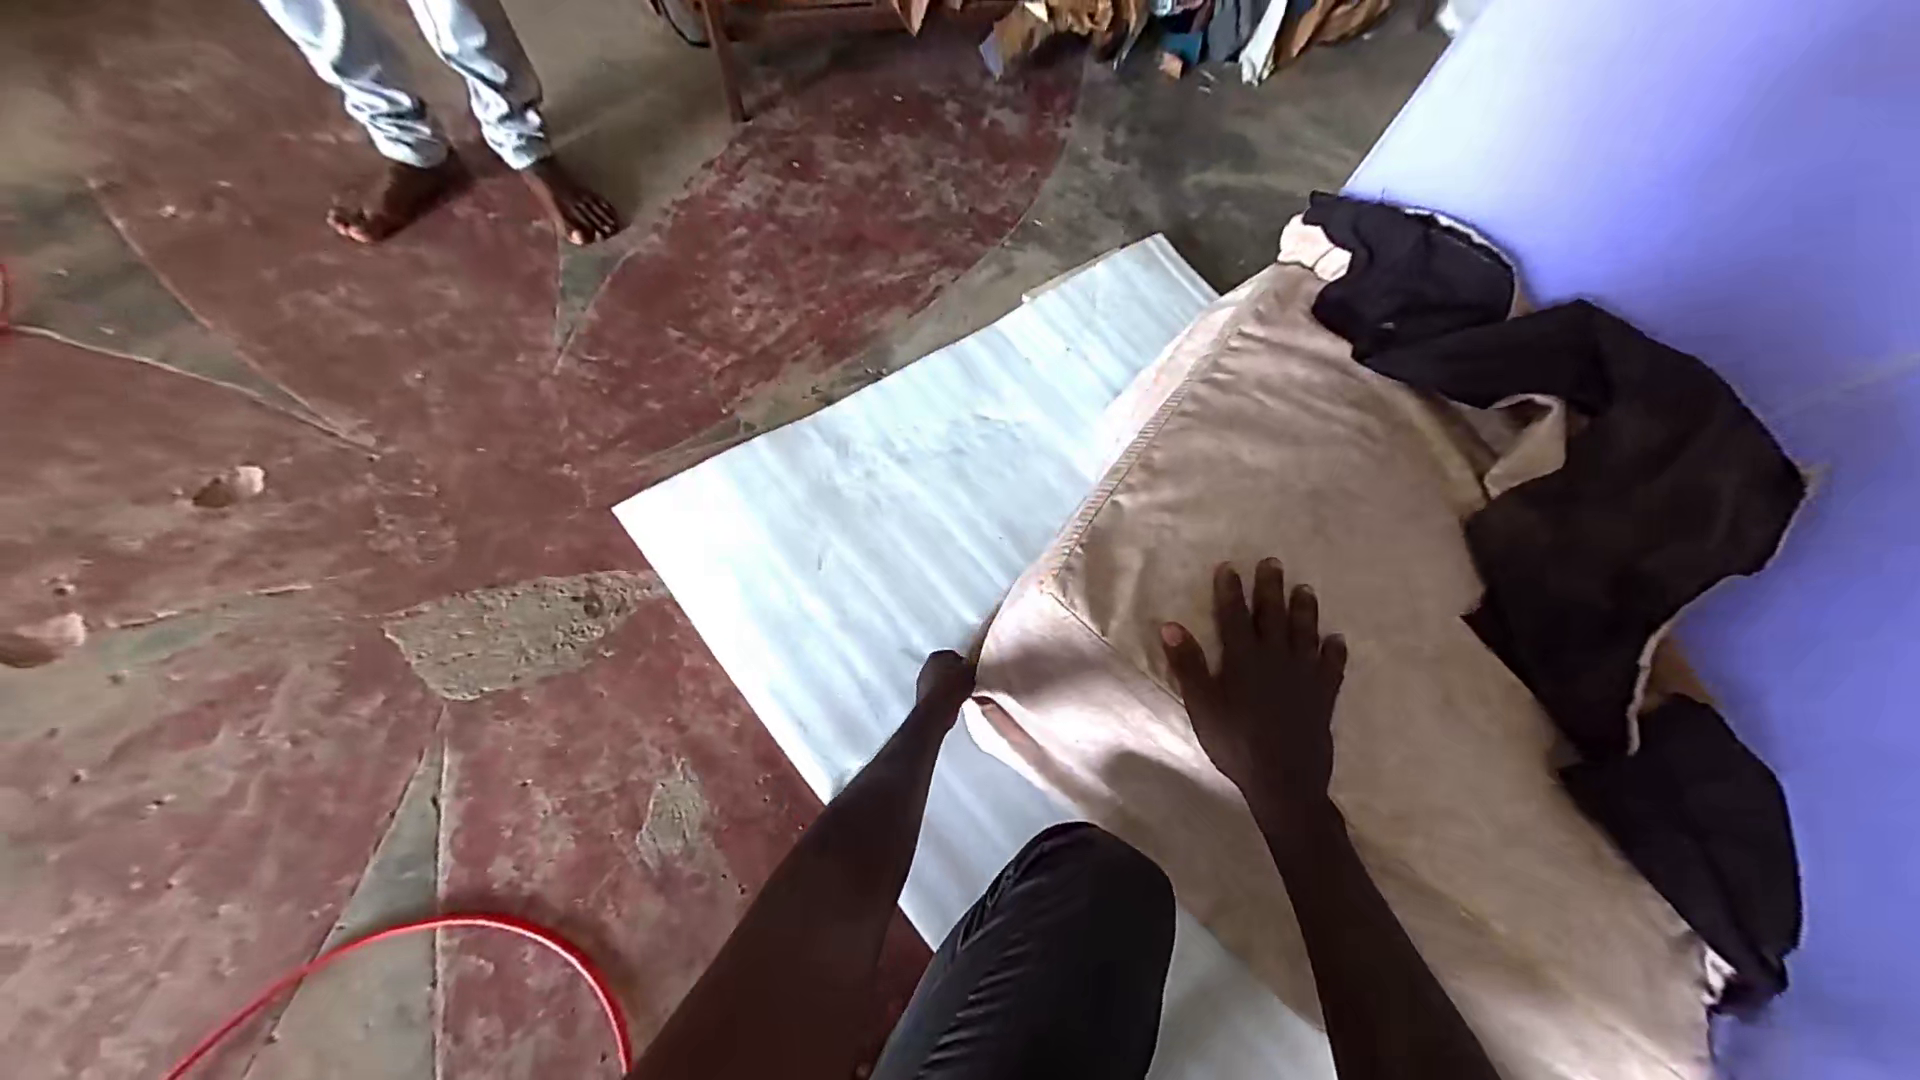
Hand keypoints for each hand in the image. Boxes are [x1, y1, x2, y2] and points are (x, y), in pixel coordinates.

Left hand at [912, 650, 974, 726]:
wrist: (939, 708)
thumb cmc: (954, 687)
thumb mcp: (970, 672)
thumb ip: (970, 666)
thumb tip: (970, 667)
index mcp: (938, 655)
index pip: (953, 656)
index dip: (963, 664)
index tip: (969, 671)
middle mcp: (927, 666)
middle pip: (945, 668)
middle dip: (955, 675)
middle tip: (966, 682)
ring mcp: (922, 680)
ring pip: (941, 681)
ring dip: (949, 686)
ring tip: (961, 694)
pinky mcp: (922, 694)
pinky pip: (937, 693)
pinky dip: (944, 696)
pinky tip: (953, 702)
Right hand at [1160, 560, 1347, 837]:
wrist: (1284, 780)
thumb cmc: (1234, 741)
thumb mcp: (1201, 704)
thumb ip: (1188, 664)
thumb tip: (1169, 625)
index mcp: (1243, 659)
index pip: (1234, 616)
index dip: (1230, 590)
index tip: (1229, 567)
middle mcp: (1276, 659)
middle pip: (1273, 616)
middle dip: (1271, 588)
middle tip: (1273, 562)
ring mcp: (1304, 677)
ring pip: (1305, 634)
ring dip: (1305, 610)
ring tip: (1306, 589)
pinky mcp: (1323, 696)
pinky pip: (1331, 668)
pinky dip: (1334, 652)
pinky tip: (1337, 640)